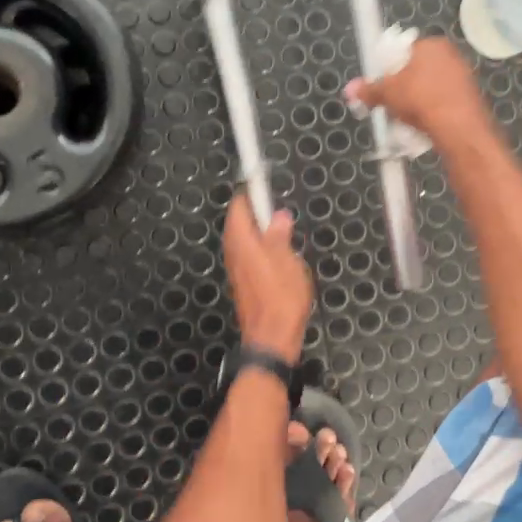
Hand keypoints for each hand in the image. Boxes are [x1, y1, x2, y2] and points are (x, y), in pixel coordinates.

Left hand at [222, 195, 312, 363]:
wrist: (272, 337)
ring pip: (246, 239)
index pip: (239, 205)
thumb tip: (279, 217)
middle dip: (258, 212)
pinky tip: (282, 255)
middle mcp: (233, 251)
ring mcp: (237, 267)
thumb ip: (280, 235)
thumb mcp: (288, 260)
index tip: (266, 184)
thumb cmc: (281, 297)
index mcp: (241, 240)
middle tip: (280, 210)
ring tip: (285, 232)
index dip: (252, 192)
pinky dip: (263, 248)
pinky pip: (251, 254)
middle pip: (240, 221)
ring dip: (262, 231)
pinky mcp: (244, 280)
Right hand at [346, 36, 491, 144]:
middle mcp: (451, 54)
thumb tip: (350, 89)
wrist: (458, 128)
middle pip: (418, 69)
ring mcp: (464, 75)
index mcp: (431, 44)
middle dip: (404, 86)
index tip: (382, 85)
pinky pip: (444, 100)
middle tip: (392, 104)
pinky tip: (425, 123)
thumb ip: (369, 90)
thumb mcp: (387, 94)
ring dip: (418, 99)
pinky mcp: (471, 96)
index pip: (404, 50)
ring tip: (406, 117)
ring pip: (431, 86)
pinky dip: (433, 109)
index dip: (389, 68)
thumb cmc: (420, 99)